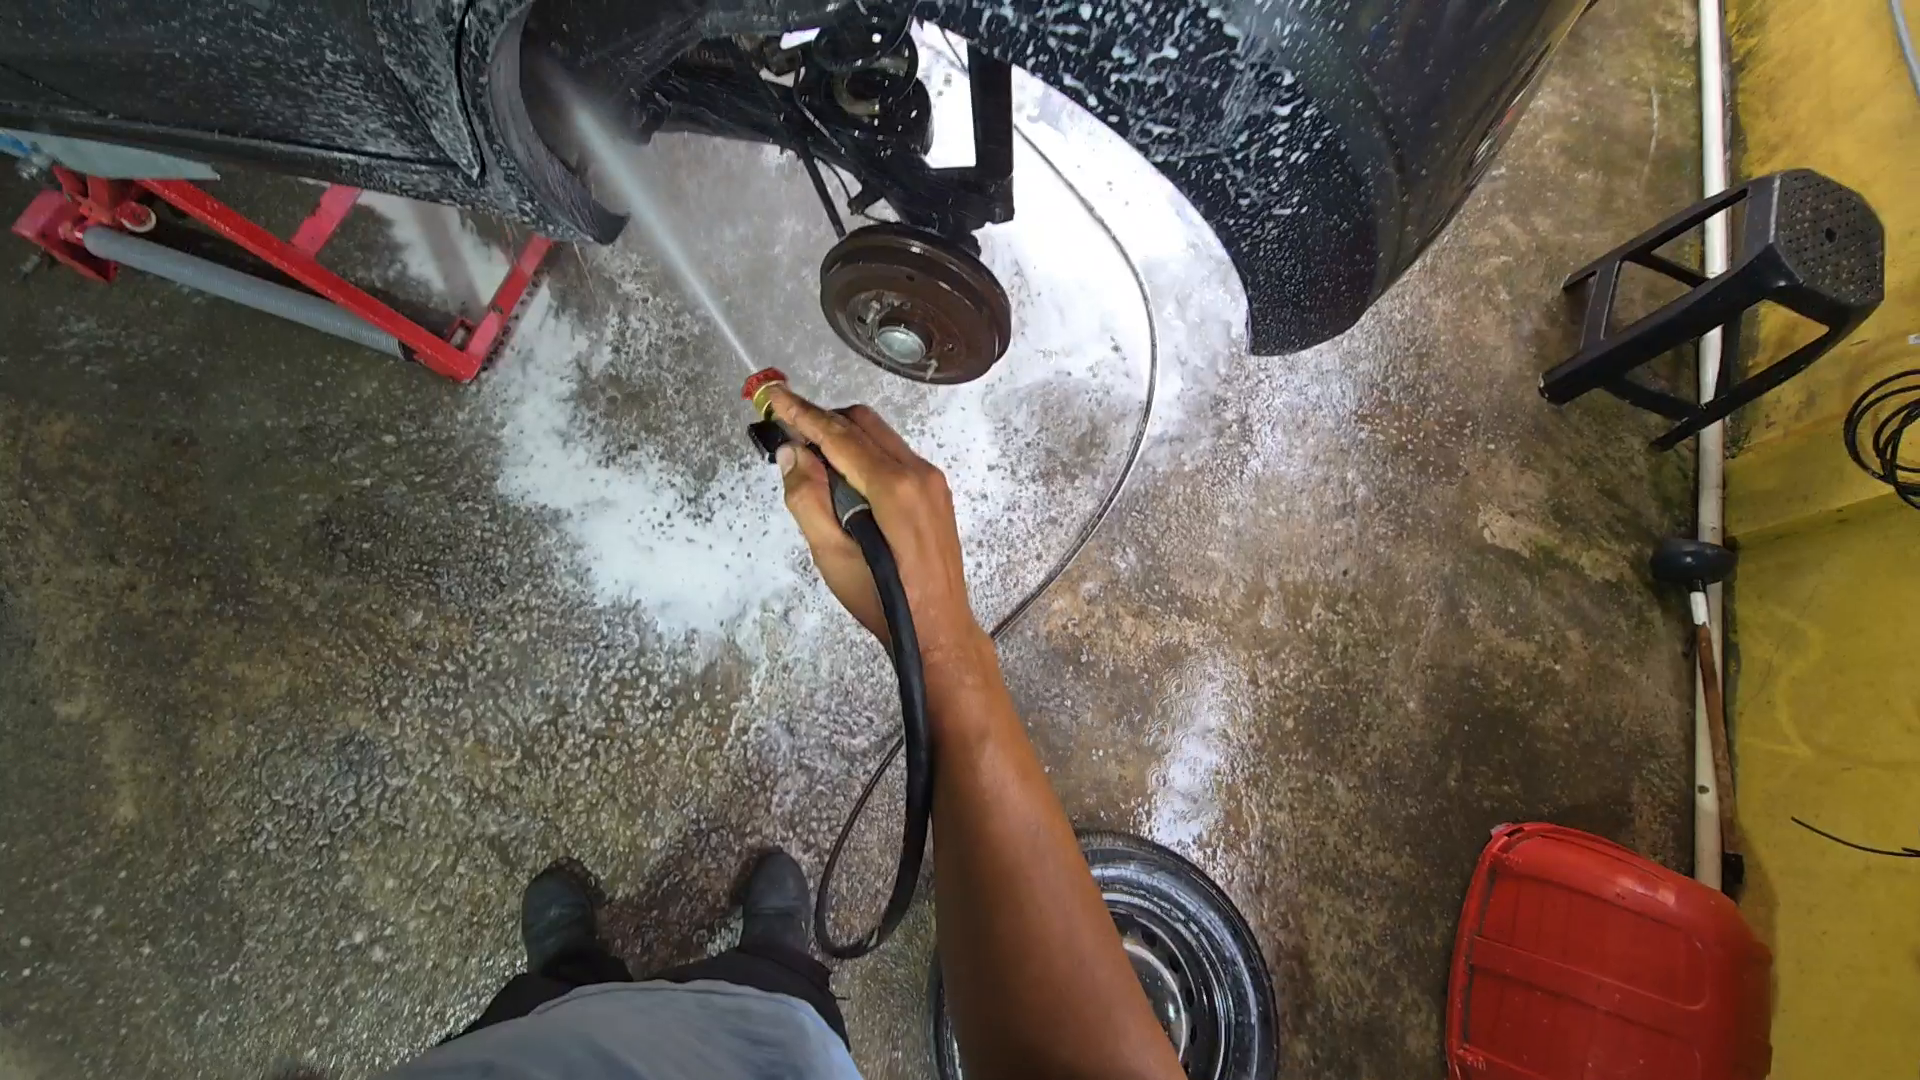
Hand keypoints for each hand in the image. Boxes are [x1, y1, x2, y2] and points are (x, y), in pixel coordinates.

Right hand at [768, 386, 985, 661]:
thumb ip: (807, 498)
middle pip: (863, 423)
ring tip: (814, 463)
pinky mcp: (936, 493)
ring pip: (881, 436)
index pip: (839, 434)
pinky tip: (847, 482)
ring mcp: (932, 480)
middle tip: (790, 438)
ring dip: (844, 438)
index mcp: (894, 486)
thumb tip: (792, 451)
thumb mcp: (830, 554)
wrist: (937, 627)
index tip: (774, 394)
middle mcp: (919, 472)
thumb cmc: (880, 599)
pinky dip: (865, 455)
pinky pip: (895, 455)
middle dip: (824, 421)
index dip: (802, 413)